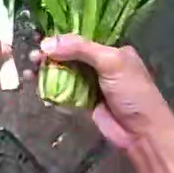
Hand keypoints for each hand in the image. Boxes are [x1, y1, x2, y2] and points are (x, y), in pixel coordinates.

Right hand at [35, 36, 173, 152]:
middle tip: (32, 56)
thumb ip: (80, 48)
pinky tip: (34, 83)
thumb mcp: (111, 62)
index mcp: (111, 50)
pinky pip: (61, 89)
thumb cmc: (133, 93)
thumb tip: (46, 44)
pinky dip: (47, 86)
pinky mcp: (83, 100)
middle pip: (68, 54)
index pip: (80, 37)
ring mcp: (91, 83)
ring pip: (62, 71)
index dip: (59, 37)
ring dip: (45, 69)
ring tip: (29, 69)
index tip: (39, 37)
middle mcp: (99, 63)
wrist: (144, 135)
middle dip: (49, 53)